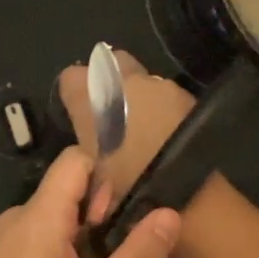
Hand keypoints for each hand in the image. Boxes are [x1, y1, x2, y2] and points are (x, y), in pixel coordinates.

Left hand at [0, 147, 181, 257]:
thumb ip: (139, 256)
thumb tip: (170, 213)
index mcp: (38, 218)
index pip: (75, 160)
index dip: (107, 179)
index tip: (121, 223)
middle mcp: (15, 222)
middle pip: (68, 193)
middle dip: (100, 219)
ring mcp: (1, 249)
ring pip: (54, 224)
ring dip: (82, 246)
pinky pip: (37, 247)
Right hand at [59, 49, 198, 206]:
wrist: (187, 192)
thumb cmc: (128, 189)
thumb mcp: (93, 173)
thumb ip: (86, 145)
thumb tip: (90, 136)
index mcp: (93, 98)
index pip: (71, 78)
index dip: (74, 94)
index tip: (79, 112)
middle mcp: (125, 82)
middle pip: (110, 65)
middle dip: (108, 82)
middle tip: (110, 113)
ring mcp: (159, 85)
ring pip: (142, 80)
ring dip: (138, 96)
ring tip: (141, 127)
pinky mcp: (186, 96)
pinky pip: (166, 94)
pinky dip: (162, 107)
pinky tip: (165, 133)